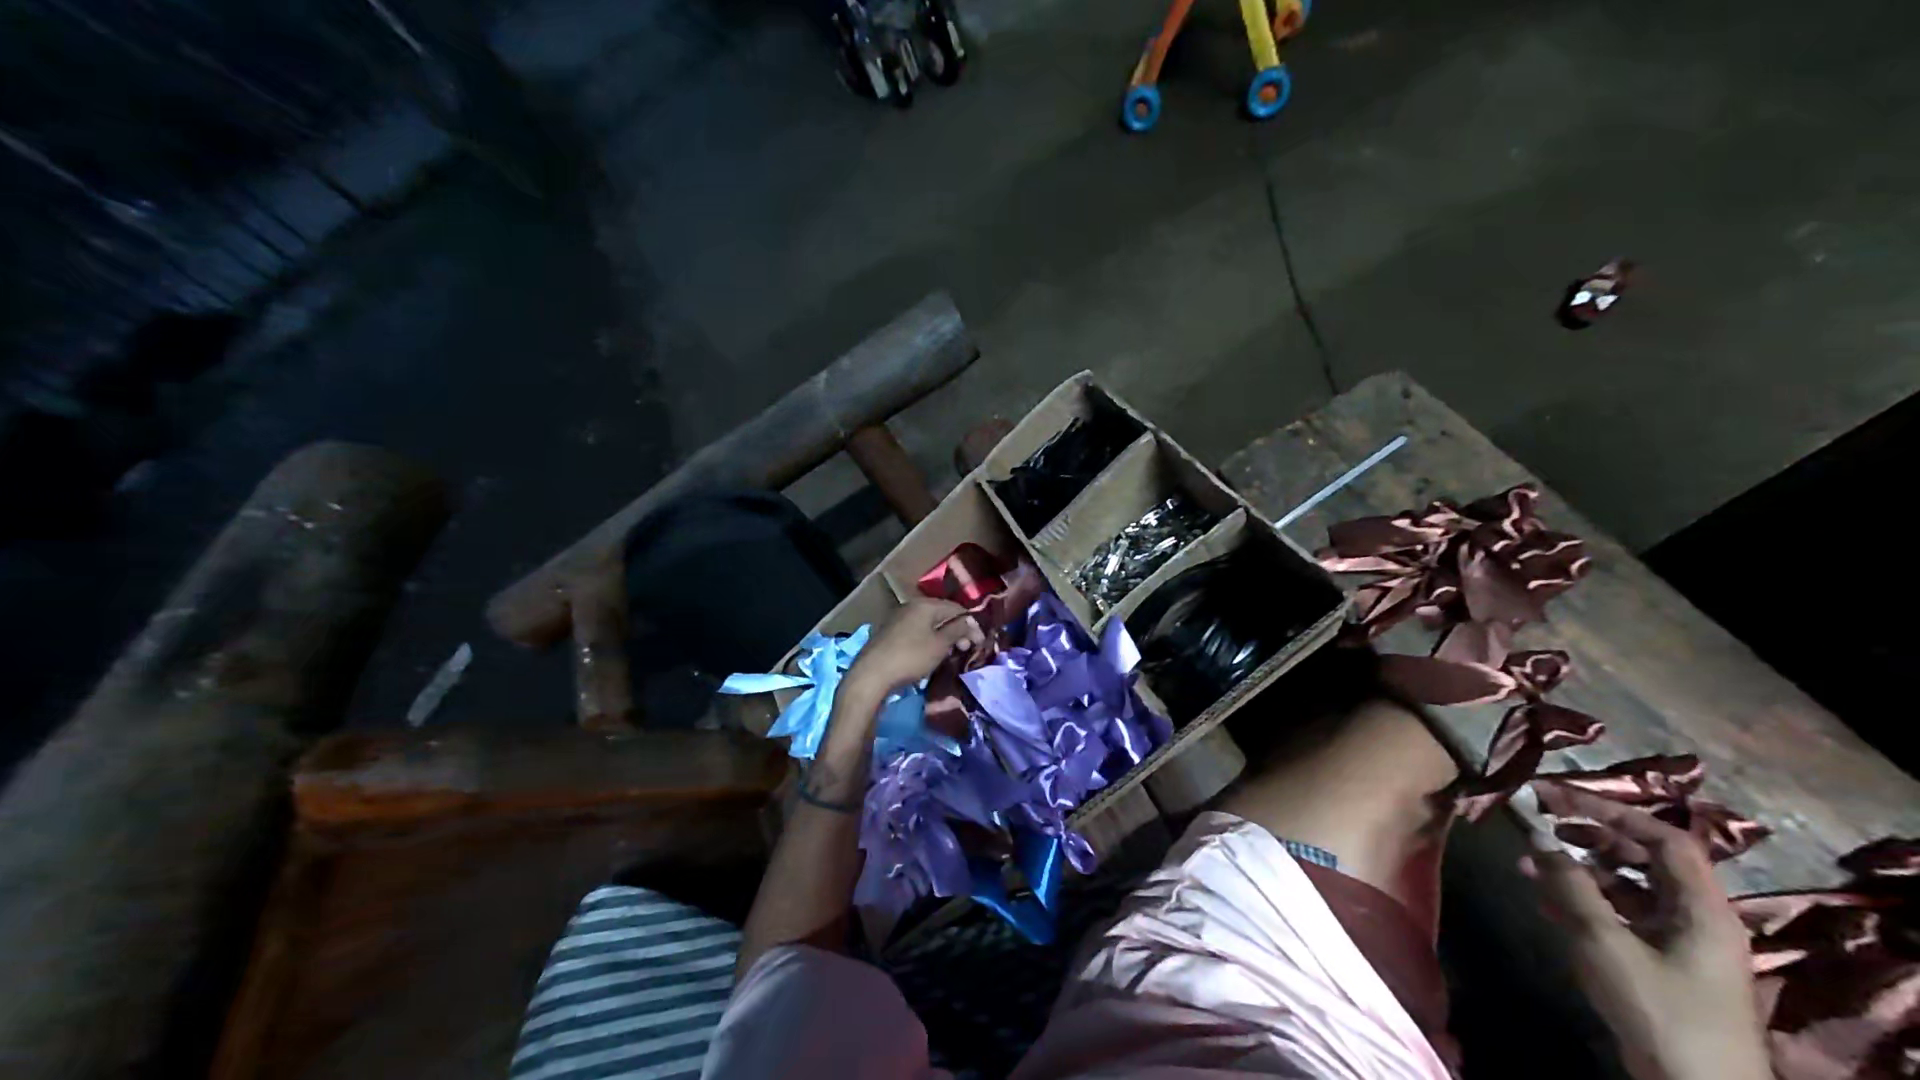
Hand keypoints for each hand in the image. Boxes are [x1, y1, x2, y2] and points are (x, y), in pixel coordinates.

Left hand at [843, 598, 982, 699]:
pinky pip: (915, 632)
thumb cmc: (910, 657)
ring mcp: (897, 619)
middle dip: (956, 631)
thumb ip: (958, 630)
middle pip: (941, 615)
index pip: (956, 608)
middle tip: (964, 650)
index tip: (979, 643)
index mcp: (925, 604)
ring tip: (949, 654)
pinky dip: (927, 641)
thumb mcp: (940, 644)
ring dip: (942, 637)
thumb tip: (971, 622)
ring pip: (928, 624)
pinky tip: (929, 655)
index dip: (971, 624)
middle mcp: (910, 606)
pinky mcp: (889, 634)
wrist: (871, 675)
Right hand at [1522, 783, 1771, 1079]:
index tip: (1555, 797)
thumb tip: (1539, 838)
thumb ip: (1571, 886)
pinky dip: (1583, 898)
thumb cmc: (1660, 1010)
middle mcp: (1696, 916)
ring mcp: (1681, 942)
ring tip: (1528, 862)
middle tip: (1540, 822)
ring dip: (1578, 868)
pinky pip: (1620, 914)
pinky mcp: (1662, 963)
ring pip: (1627, 886)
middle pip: (1645, 858)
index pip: (1661, 837)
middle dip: (1589, 835)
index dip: (1609, 811)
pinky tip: (1545, 898)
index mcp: (1701, 907)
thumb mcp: (1605, 943)